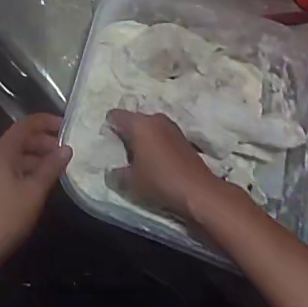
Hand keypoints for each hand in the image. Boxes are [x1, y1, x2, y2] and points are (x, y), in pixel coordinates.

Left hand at [0, 114, 70, 268]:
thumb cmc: (7, 215)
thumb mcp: (34, 190)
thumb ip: (51, 167)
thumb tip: (67, 148)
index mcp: (2, 149)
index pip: (26, 124)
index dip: (47, 121)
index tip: (68, 126)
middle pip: (22, 138)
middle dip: (45, 141)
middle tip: (68, 149)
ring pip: (19, 155)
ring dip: (39, 157)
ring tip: (62, 166)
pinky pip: (14, 168)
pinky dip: (31, 169)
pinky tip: (45, 181)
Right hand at [106, 109, 231, 221]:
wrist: (199, 191)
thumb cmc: (159, 181)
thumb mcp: (130, 182)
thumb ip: (115, 174)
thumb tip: (110, 171)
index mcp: (138, 123)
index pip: (115, 115)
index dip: (109, 127)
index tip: (108, 143)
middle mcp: (155, 118)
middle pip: (133, 120)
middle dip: (127, 134)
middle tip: (122, 153)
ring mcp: (171, 126)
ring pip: (149, 128)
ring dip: (143, 139)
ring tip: (139, 159)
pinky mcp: (183, 138)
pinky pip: (162, 136)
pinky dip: (157, 145)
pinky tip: (157, 162)